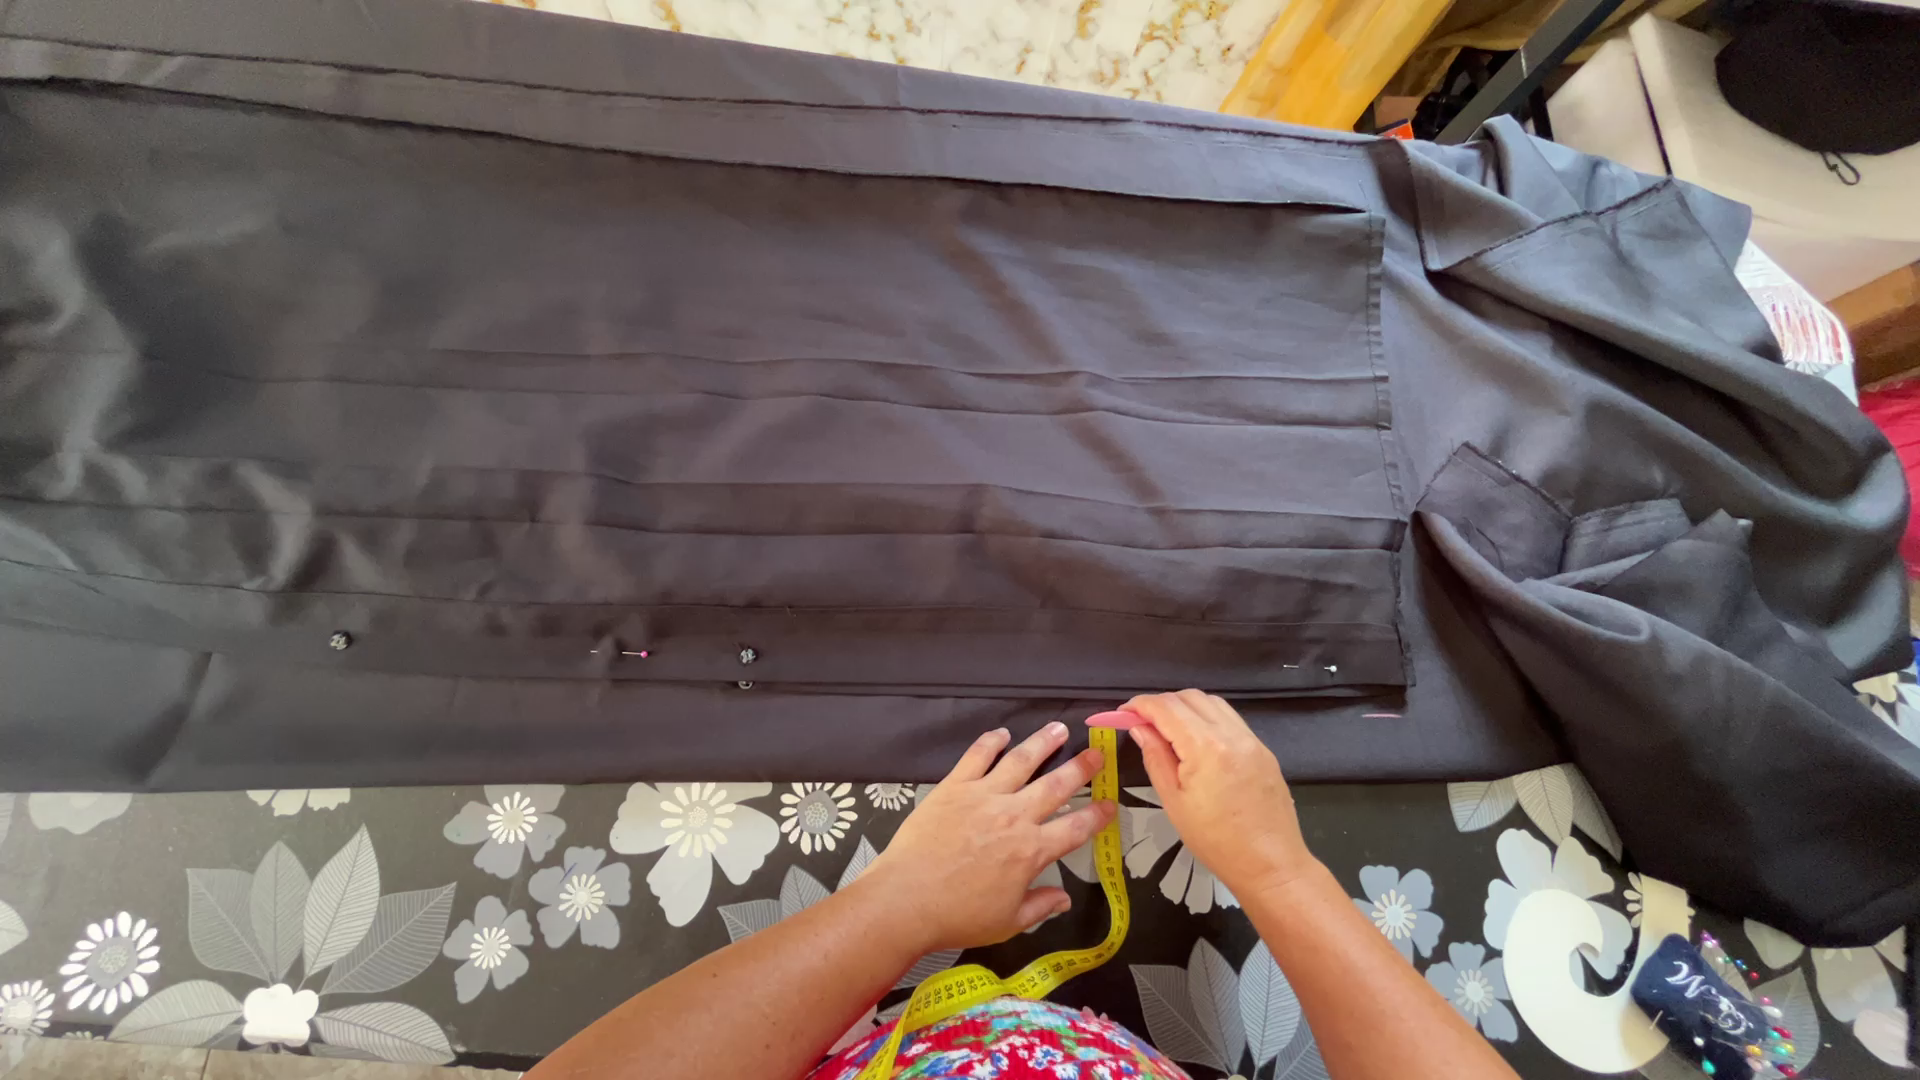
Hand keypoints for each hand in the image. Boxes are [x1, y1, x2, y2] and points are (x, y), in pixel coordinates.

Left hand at [860, 722, 1116, 952]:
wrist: (907, 899)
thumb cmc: (959, 917)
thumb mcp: (1008, 923)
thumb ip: (1040, 907)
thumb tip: (1065, 899)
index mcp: (1031, 851)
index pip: (1075, 828)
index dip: (1097, 815)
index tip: (1111, 803)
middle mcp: (1014, 815)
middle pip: (1056, 785)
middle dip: (1081, 767)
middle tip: (1096, 752)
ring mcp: (984, 795)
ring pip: (1021, 760)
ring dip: (1043, 742)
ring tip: (1058, 728)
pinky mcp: (955, 785)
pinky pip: (978, 756)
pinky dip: (992, 741)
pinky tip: (1002, 733)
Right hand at [1118, 690, 1318, 894]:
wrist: (1270, 865)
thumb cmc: (1215, 840)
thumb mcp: (1173, 800)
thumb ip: (1155, 756)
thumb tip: (1139, 727)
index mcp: (1205, 747)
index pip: (1165, 707)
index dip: (1139, 705)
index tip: (1122, 714)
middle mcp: (1231, 733)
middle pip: (1188, 697)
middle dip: (1160, 703)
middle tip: (1142, 723)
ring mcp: (1251, 739)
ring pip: (1211, 702)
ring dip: (1184, 706)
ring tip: (1168, 729)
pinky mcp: (1262, 749)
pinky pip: (1229, 718)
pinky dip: (1206, 717)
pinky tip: (1197, 739)